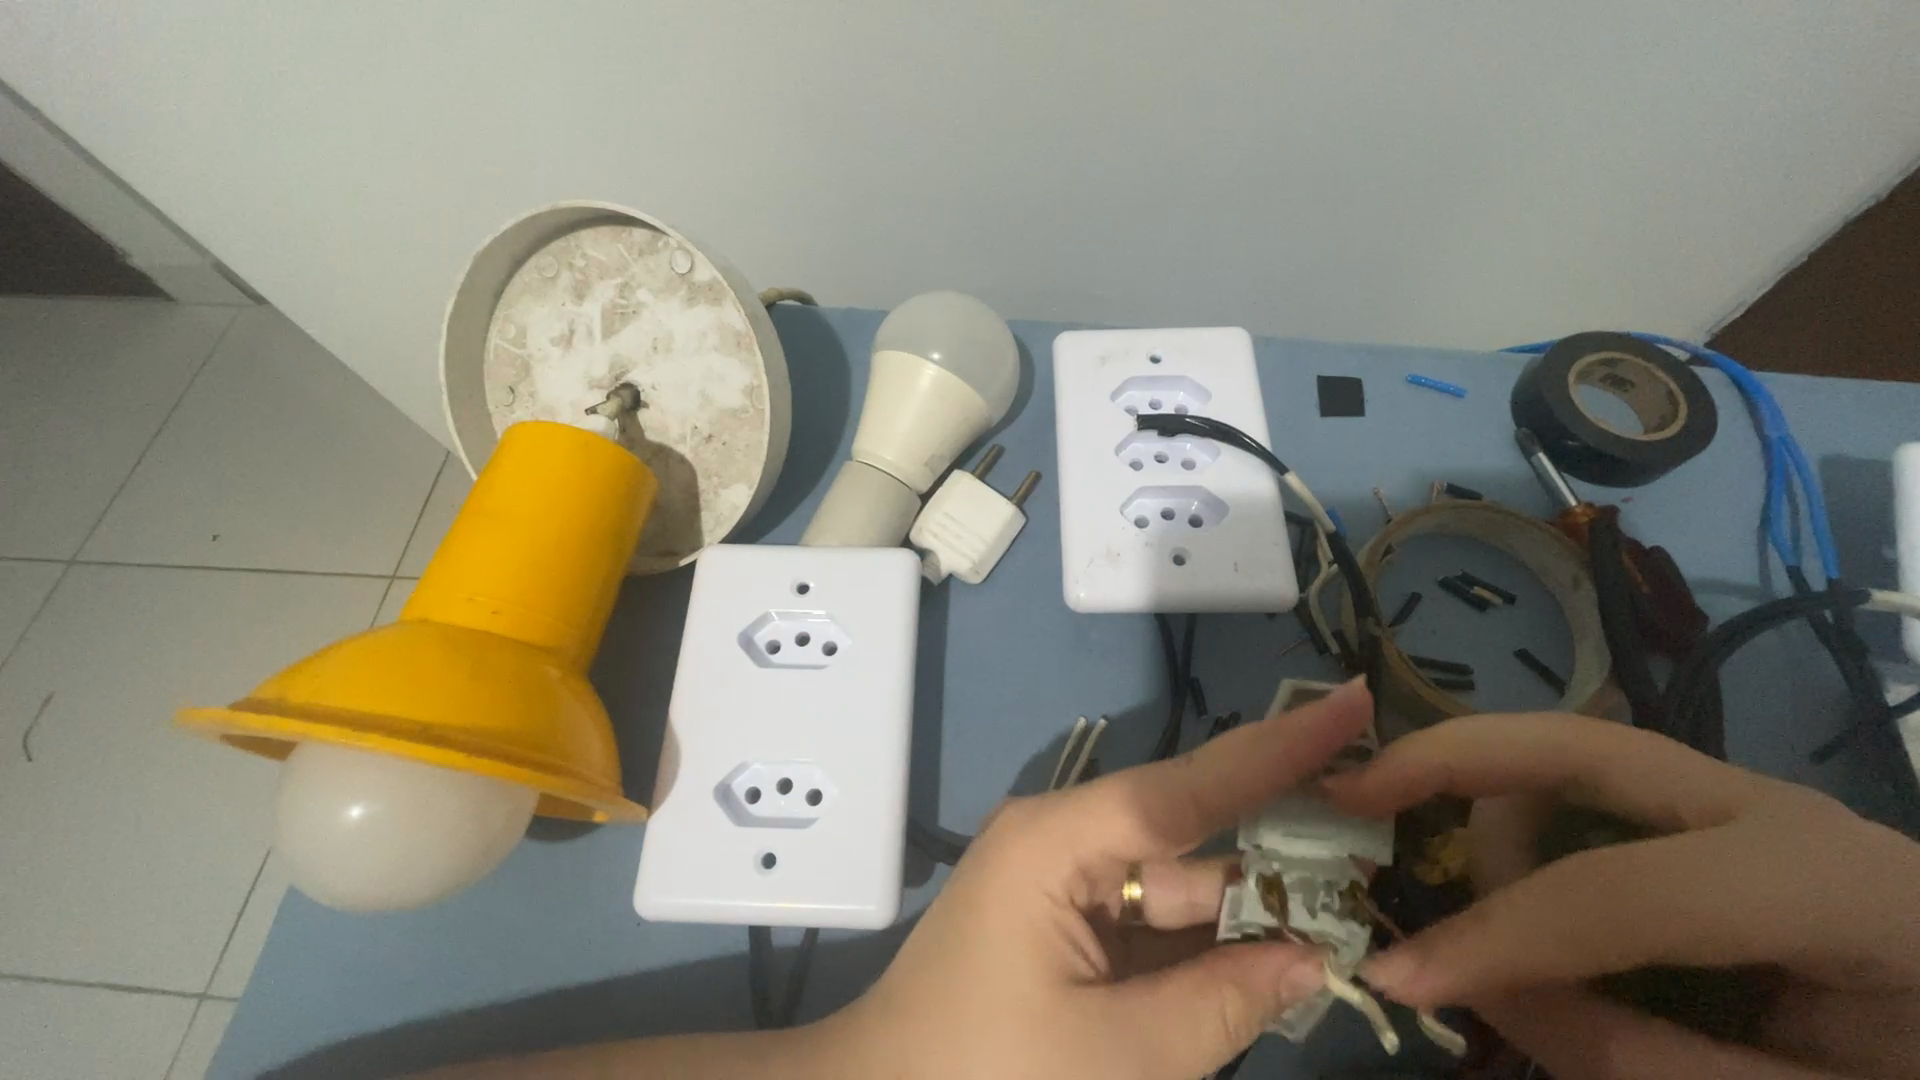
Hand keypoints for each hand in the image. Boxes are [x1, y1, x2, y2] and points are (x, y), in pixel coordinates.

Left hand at [813, 678, 1378, 1078]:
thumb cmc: (988, 1074)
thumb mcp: (1119, 1054)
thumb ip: (1224, 1001)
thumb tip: (1312, 955)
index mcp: (1059, 841)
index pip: (1186, 787)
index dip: (1276, 750)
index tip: (1349, 705)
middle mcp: (1062, 838)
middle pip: (1190, 833)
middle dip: (1280, 835)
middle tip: (1377, 811)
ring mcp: (1062, 879)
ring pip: (1178, 883)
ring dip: (1252, 902)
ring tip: (1351, 897)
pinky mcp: (1065, 919)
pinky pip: (1152, 920)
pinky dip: (1210, 940)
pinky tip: (1278, 947)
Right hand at [1322, 714, 1919, 1079]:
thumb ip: (1629, 1055)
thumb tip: (1473, 985)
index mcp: (1822, 882)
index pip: (1617, 894)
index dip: (1496, 936)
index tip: (1394, 976)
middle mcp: (1765, 806)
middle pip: (1565, 743)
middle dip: (1443, 760)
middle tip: (1348, 794)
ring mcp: (1734, 799)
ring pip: (1559, 757)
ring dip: (1481, 806)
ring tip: (1460, 901)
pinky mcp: (1708, 816)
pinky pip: (1580, 792)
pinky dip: (1512, 820)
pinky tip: (1505, 886)